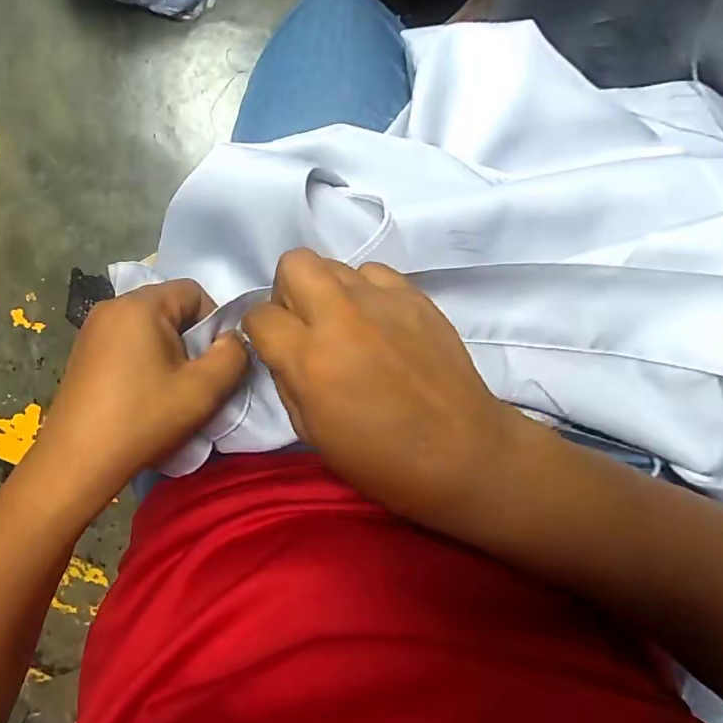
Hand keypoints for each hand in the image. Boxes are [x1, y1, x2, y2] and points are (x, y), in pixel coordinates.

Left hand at [33, 279, 248, 506]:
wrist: (77, 459)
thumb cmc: (143, 418)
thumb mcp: (203, 390)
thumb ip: (232, 356)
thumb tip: (231, 339)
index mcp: (139, 305)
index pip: (193, 291)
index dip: (214, 322)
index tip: (212, 361)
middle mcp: (111, 306)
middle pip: (168, 307)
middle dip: (189, 338)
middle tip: (192, 380)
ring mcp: (91, 329)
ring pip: (146, 326)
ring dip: (166, 352)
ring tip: (167, 390)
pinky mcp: (81, 351)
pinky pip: (124, 341)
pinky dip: (141, 360)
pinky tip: (139, 395)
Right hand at [241, 248, 544, 523]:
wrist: (462, 454)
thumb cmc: (378, 457)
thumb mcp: (309, 430)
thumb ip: (286, 378)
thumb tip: (281, 350)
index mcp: (309, 358)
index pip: (260, 314)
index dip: (260, 331)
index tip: (273, 347)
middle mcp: (341, 317)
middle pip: (293, 264)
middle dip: (288, 291)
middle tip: (304, 324)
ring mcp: (382, 302)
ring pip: (334, 264)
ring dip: (328, 291)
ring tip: (345, 324)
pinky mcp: (416, 298)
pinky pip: (374, 274)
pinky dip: (366, 292)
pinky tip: (378, 322)